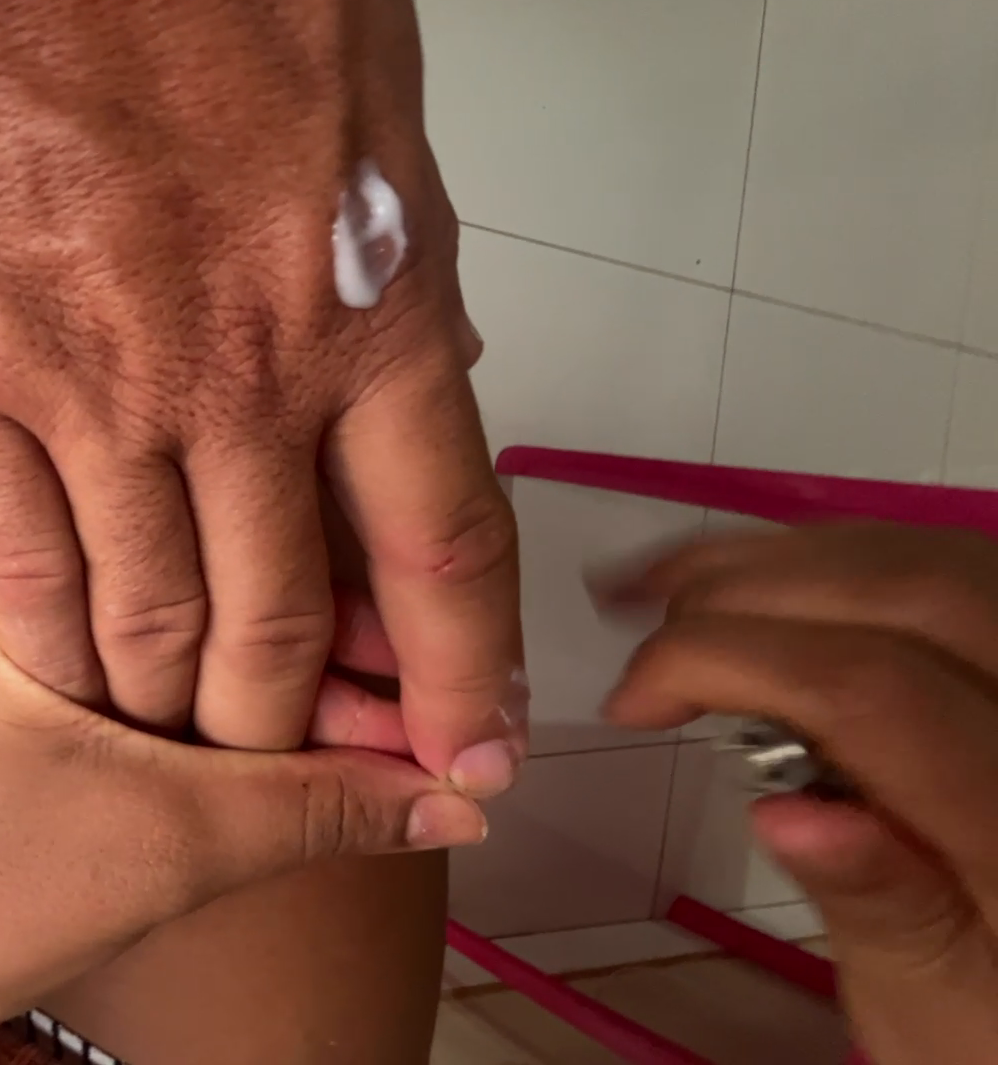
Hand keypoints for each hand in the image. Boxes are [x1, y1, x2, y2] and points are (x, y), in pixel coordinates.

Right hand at [0, 0, 520, 788]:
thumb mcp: (349, 109)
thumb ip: (379, 269)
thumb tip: (410, 373)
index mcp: (355, 298)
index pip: (435, 542)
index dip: (450, 669)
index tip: (455, 746)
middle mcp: (233, 372)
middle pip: (276, 617)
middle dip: (277, 716)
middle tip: (269, 756)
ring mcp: (90, 388)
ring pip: (145, 616)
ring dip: (162, 701)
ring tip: (162, 737)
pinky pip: (20, 572)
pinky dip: (51, 652)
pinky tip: (61, 683)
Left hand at [0, 577, 486, 1064]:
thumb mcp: (164, 842)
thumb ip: (314, 807)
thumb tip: (445, 789)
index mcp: (51, 576)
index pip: (223, 544)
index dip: (341, 599)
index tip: (426, 655)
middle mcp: (49, 584)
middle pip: (224, 588)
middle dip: (335, 649)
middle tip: (424, 702)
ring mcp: (52, 637)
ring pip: (205, 640)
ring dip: (293, 688)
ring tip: (382, 731)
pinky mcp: (54, 693)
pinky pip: (171, 683)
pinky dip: (238, 713)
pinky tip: (301, 743)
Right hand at [601, 524, 997, 1064]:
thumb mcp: (941, 1010)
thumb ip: (881, 908)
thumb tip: (786, 814)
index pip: (866, 688)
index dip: (714, 661)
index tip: (626, 705)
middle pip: (905, 594)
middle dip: (733, 596)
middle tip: (639, 636)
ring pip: (925, 558)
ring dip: (772, 560)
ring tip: (665, 589)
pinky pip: (938, 563)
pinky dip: (825, 557)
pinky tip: (753, 580)